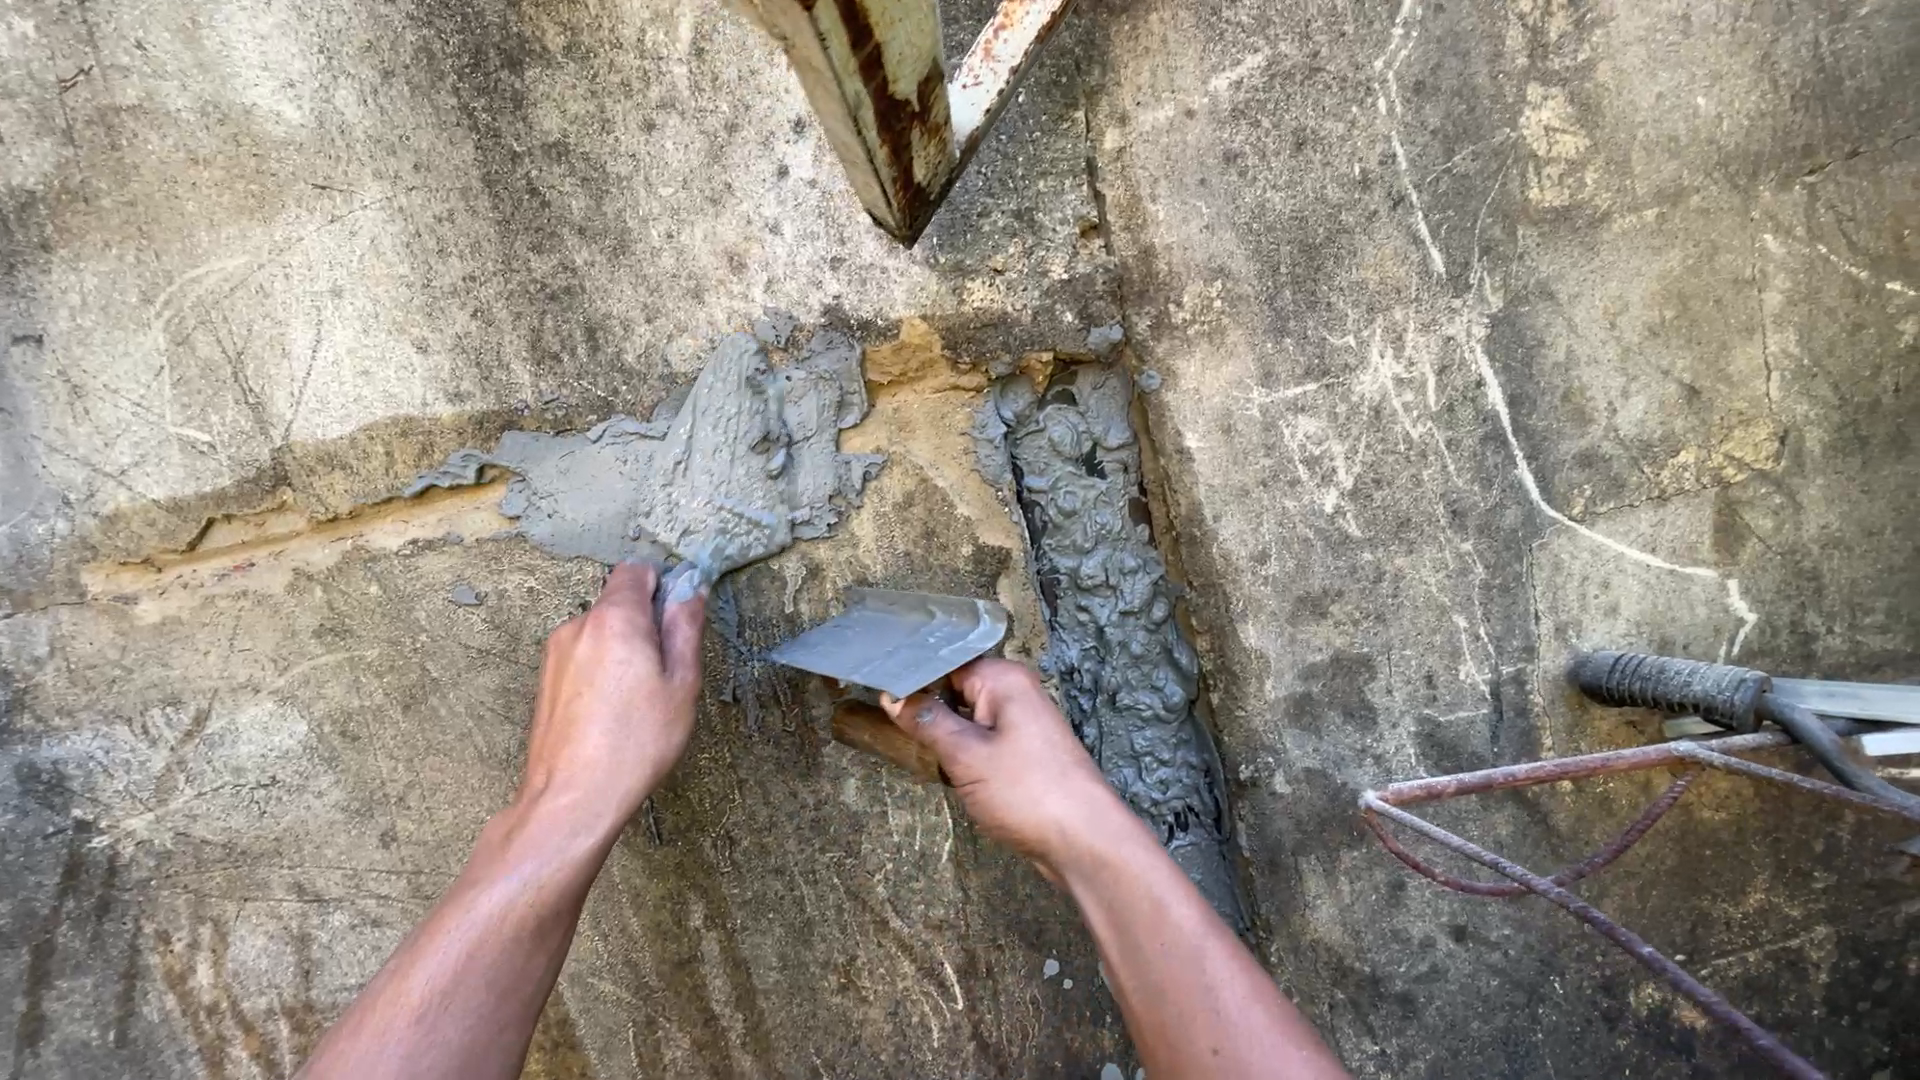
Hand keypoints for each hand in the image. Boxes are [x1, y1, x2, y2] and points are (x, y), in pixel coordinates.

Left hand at [517, 562, 706, 834]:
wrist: (573, 797)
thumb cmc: (637, 742)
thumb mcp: (681, 683)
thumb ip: (685, 629)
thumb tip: (690, 593)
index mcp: (616, 619)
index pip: (636, 571)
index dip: (661, 586)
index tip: (677, 619)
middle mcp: (578, 626)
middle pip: (618, 603)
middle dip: (645, 623)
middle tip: (666, 669)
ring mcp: (556, 653)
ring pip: (601, 631)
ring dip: (622, 649)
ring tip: (638, 697)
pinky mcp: (545, 679)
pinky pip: (583, 655)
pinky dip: (601, 669)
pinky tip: (612, 710)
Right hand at [881, 659, 1128, 878]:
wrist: (1084, 841)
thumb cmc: (1025, 790)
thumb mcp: (965, 755)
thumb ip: (927, 721)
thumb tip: (892, 695)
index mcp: (1004, 678)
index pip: (946, 662)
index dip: (912, 676)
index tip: (875, 687)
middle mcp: (1016, 692)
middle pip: (956, 689)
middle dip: (926, 709)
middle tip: (881, 719)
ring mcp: (1022, 723)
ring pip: (967, 719)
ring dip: (944, 736)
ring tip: (906, 744)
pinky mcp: (1024, 753)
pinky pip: (982, 741)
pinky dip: (963, 754)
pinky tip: (943, 769)